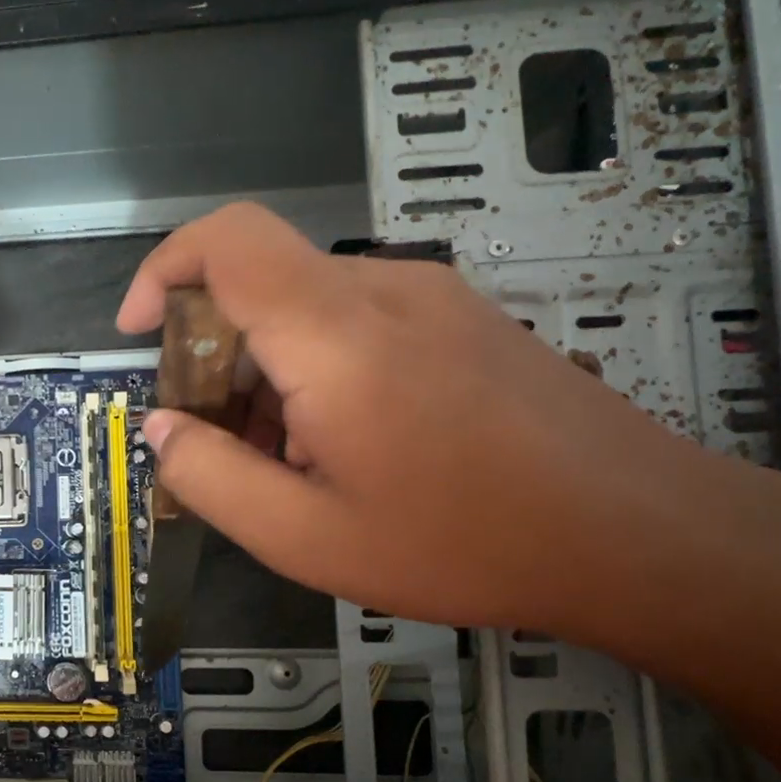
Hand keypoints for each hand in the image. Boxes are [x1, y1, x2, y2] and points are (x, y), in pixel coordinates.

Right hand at [119, 202, 714, 632]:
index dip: (163, 269)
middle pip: (257, 278)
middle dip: (207, 349)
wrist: (640, 535)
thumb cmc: (462, 542)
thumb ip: (209, 478)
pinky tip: (338, 443)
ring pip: (302, 303)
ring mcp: (431, 298)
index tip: (139, 333)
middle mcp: (383, 291)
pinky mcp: (460, 318)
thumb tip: (161, 427)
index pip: (228, 240)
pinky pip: (353, 318)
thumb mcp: (304, 537)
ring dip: (260, 367)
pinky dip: (310, 367)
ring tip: (280, 458)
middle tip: (211, 437)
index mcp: (336, 336)